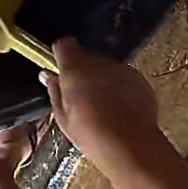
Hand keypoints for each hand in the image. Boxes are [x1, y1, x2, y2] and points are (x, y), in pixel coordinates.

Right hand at [40, 37, 174, 181]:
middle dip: (83, 72)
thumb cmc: (90, 132)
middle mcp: (98, 62)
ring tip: (101, 107)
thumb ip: (54, 90)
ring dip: (102, 80)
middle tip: (80, 96)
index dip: (62, 55)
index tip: (61, 69)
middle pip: (86, 57)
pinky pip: (124, 78)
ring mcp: (121, 69)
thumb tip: (48, 76)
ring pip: (106, 68)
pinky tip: (119, 109)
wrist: (129, 144)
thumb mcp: (62, 116)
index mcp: (74, 67)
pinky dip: (120, 88)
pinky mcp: (139, 79)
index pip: (64, 44)